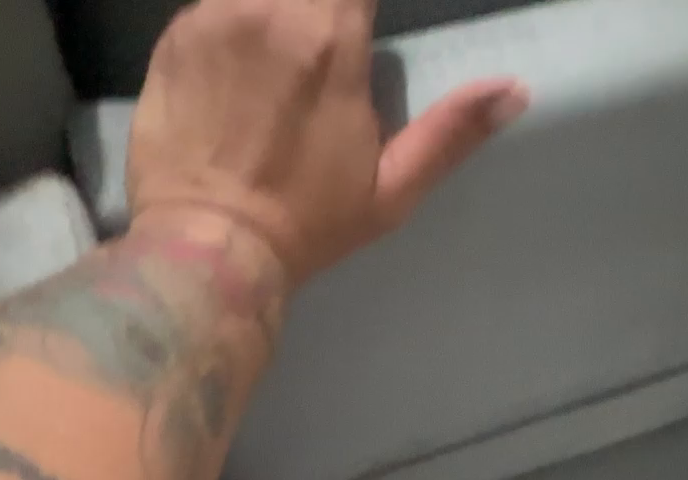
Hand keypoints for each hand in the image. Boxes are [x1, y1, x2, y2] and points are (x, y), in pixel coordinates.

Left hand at [126, 0, 528, 284]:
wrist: (211, 247)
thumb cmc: (309, 227)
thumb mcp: (391, 192)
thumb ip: (450, 133)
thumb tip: (513, 90)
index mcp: (332, 39)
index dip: (359, 5)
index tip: (363, 27)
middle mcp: (272, 6)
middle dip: (323, 12)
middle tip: (326, 55)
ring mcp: (215, 15)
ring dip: (283, 16)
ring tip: (287, 72)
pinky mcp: (174, 35)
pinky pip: (216, 3)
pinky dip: (237, 22)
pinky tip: (243, 71)